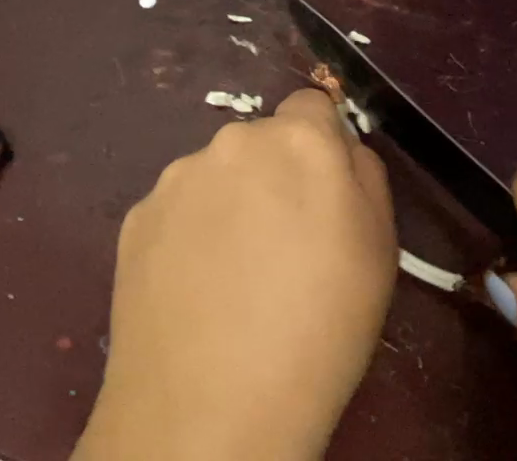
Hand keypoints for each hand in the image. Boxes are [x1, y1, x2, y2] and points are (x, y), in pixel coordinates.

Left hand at [73, 90, 396, 460]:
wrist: (210, 411)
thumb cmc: (320, 330)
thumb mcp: (380, 251)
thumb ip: (364, 177)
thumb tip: (341, 150)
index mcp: (299, 141)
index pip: (312, 105)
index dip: (321, 144)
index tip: (321, 192)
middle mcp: (233, 142)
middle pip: (262, 142)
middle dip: (274, 176)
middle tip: (282, 245)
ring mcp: (177, 178)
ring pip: (216, 175)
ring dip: (228, 203)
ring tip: (232, 278)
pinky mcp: (136, 217)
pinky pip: (176, 211)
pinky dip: (188, 236)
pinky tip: (194, 291)